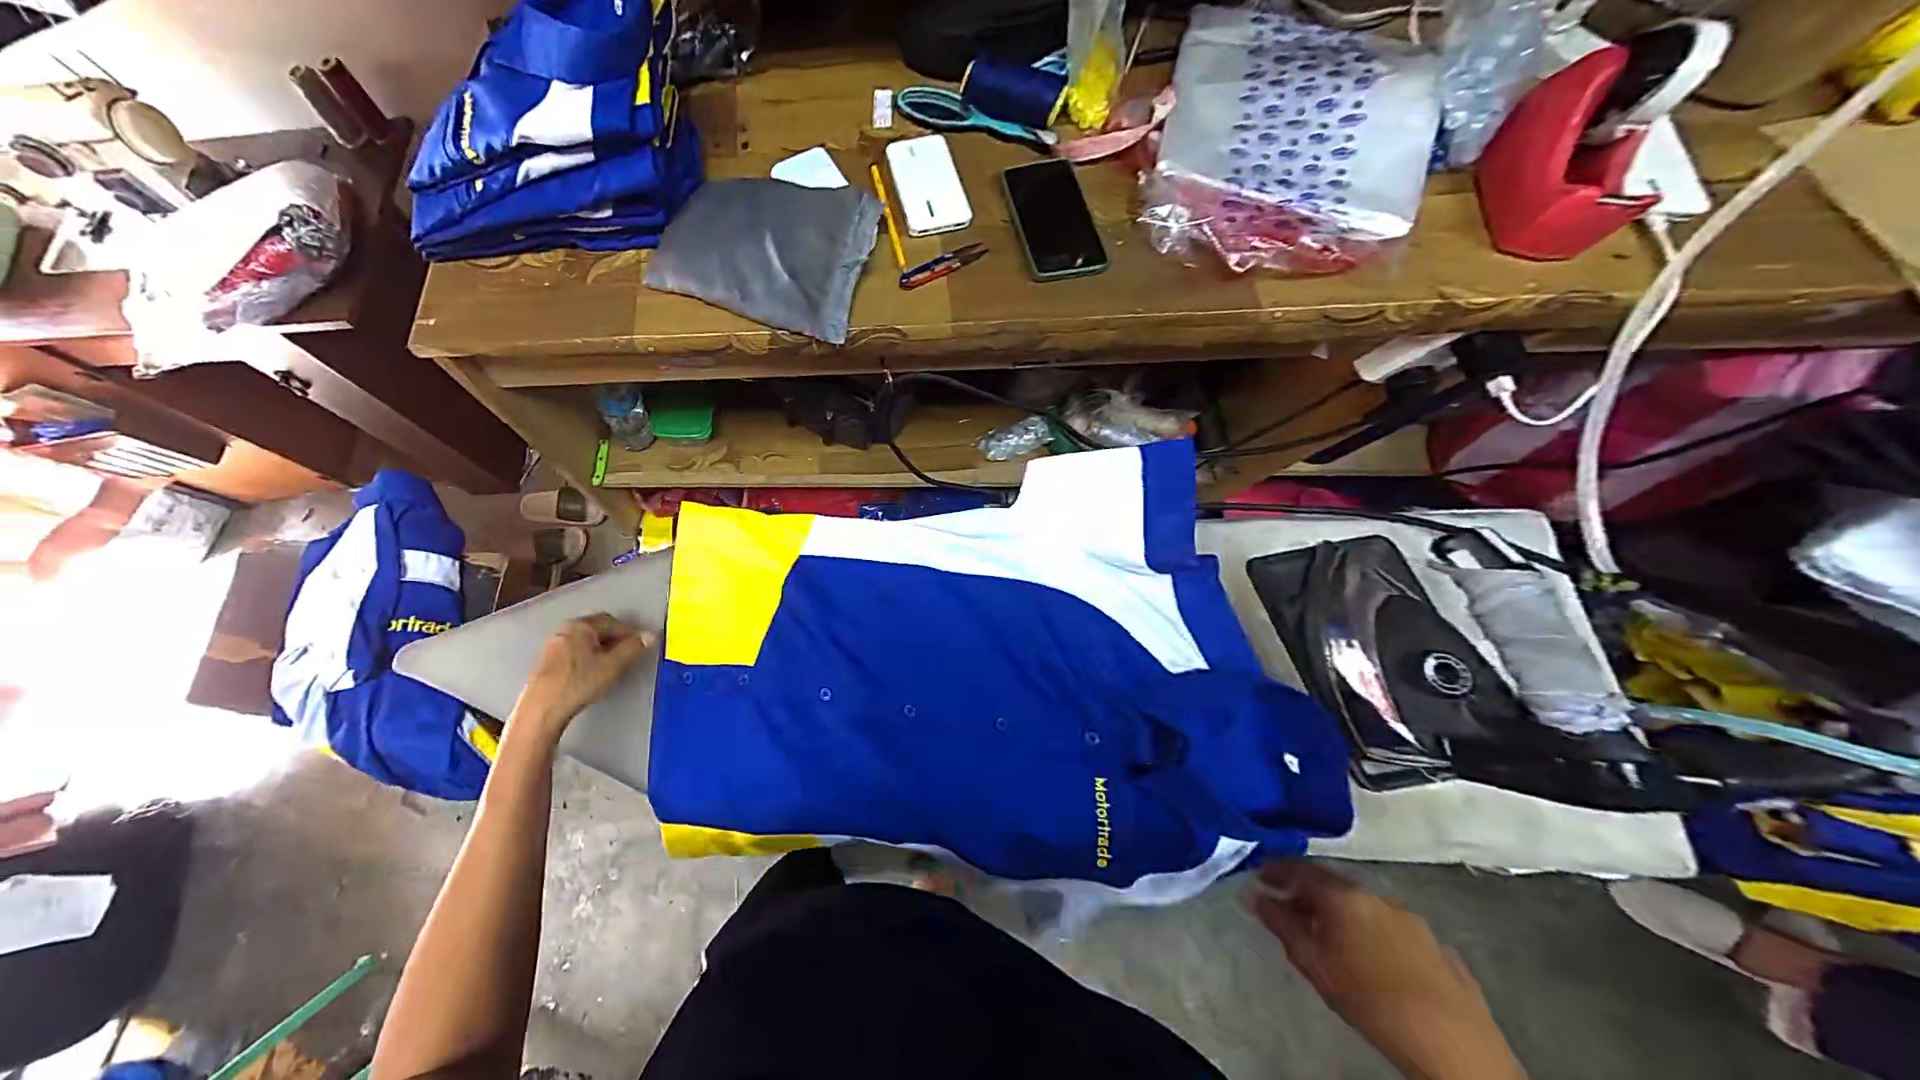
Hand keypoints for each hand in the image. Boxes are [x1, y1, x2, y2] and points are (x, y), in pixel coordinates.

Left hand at [509, 614, 655, 747]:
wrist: (542, 710)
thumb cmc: (579, 683)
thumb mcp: (613, 665)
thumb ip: (633, 648)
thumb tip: (650, 636)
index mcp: (580, 625)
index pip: (612, 622)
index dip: (629, 633)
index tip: (640, 647)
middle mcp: (563, 630)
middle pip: (597, 630)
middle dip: (615, 641)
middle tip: (627, 657)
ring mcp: (552, 645)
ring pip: (585, 642)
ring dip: (601, 650)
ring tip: (611, 667)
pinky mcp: (546, 662)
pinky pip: (573, 652)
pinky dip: (587, 658)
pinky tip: (591, 674)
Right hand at [1248, 861, 1524, 1079]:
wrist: (1450, 1042)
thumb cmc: (1367, 1000)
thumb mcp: (1312, 963)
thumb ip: (1280, 924)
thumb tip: (1252, 895)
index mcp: (1343, 895)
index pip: (1300, 868)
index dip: (1276, 870)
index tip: (1260, 878)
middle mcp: (1375, 895)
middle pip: (1332, 883)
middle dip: (1307, 892)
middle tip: (1288, 908)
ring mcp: (1410, 917)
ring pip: (1363, 904)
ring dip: (1340, 911)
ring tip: (1328, 935)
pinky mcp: (1435, 942)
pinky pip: (1390, 925)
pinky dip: (1370, 929)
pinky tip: (1370, 956)